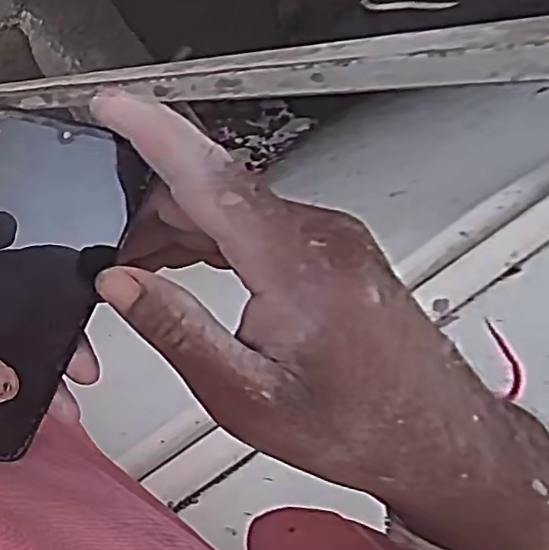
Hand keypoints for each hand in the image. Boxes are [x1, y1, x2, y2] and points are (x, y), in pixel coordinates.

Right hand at [89, 90, 548, 549]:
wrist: (439, 446)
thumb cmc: (353, 426)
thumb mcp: (244, 395)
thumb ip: (174, 330)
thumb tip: (115, 282)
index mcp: (295, 266)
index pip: (209, 176)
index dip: (152, 131)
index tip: (112, 103)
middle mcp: (314, 234)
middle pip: (202, 187)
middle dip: (141, 211)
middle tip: (109, 257)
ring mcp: (321, 235)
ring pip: (219, 201)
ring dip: (168, 225)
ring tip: (141, 272)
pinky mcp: (320, 244)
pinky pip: (241, 217)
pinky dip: (197, 233)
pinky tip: (178, 266)